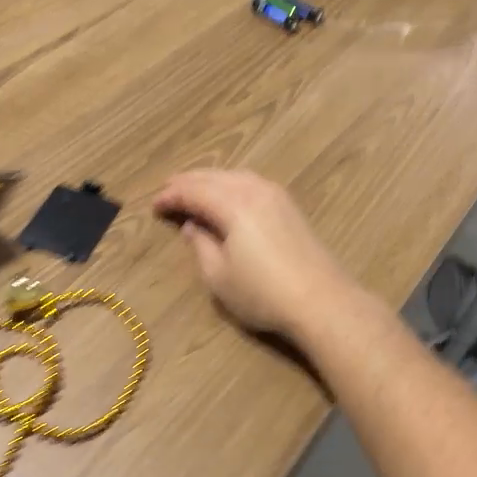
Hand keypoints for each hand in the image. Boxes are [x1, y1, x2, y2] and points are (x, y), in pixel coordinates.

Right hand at [154, 169, 365, 339]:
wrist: (321, 301)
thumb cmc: (263, 293)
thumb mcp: (219, 277)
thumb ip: (201, 246)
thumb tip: (192, 226)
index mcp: (233, 204)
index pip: (193, 191)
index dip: (171, 197)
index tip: (154, 206)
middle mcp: (255, 190)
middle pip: (215, 177)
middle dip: (188, 182)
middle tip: (168, 190)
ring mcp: (277, 196)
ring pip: (236, 176)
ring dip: (211, 180)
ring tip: (194, 190)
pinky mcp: (290, 208)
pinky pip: (252, 184)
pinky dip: (232, 185)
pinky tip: (227, 197)